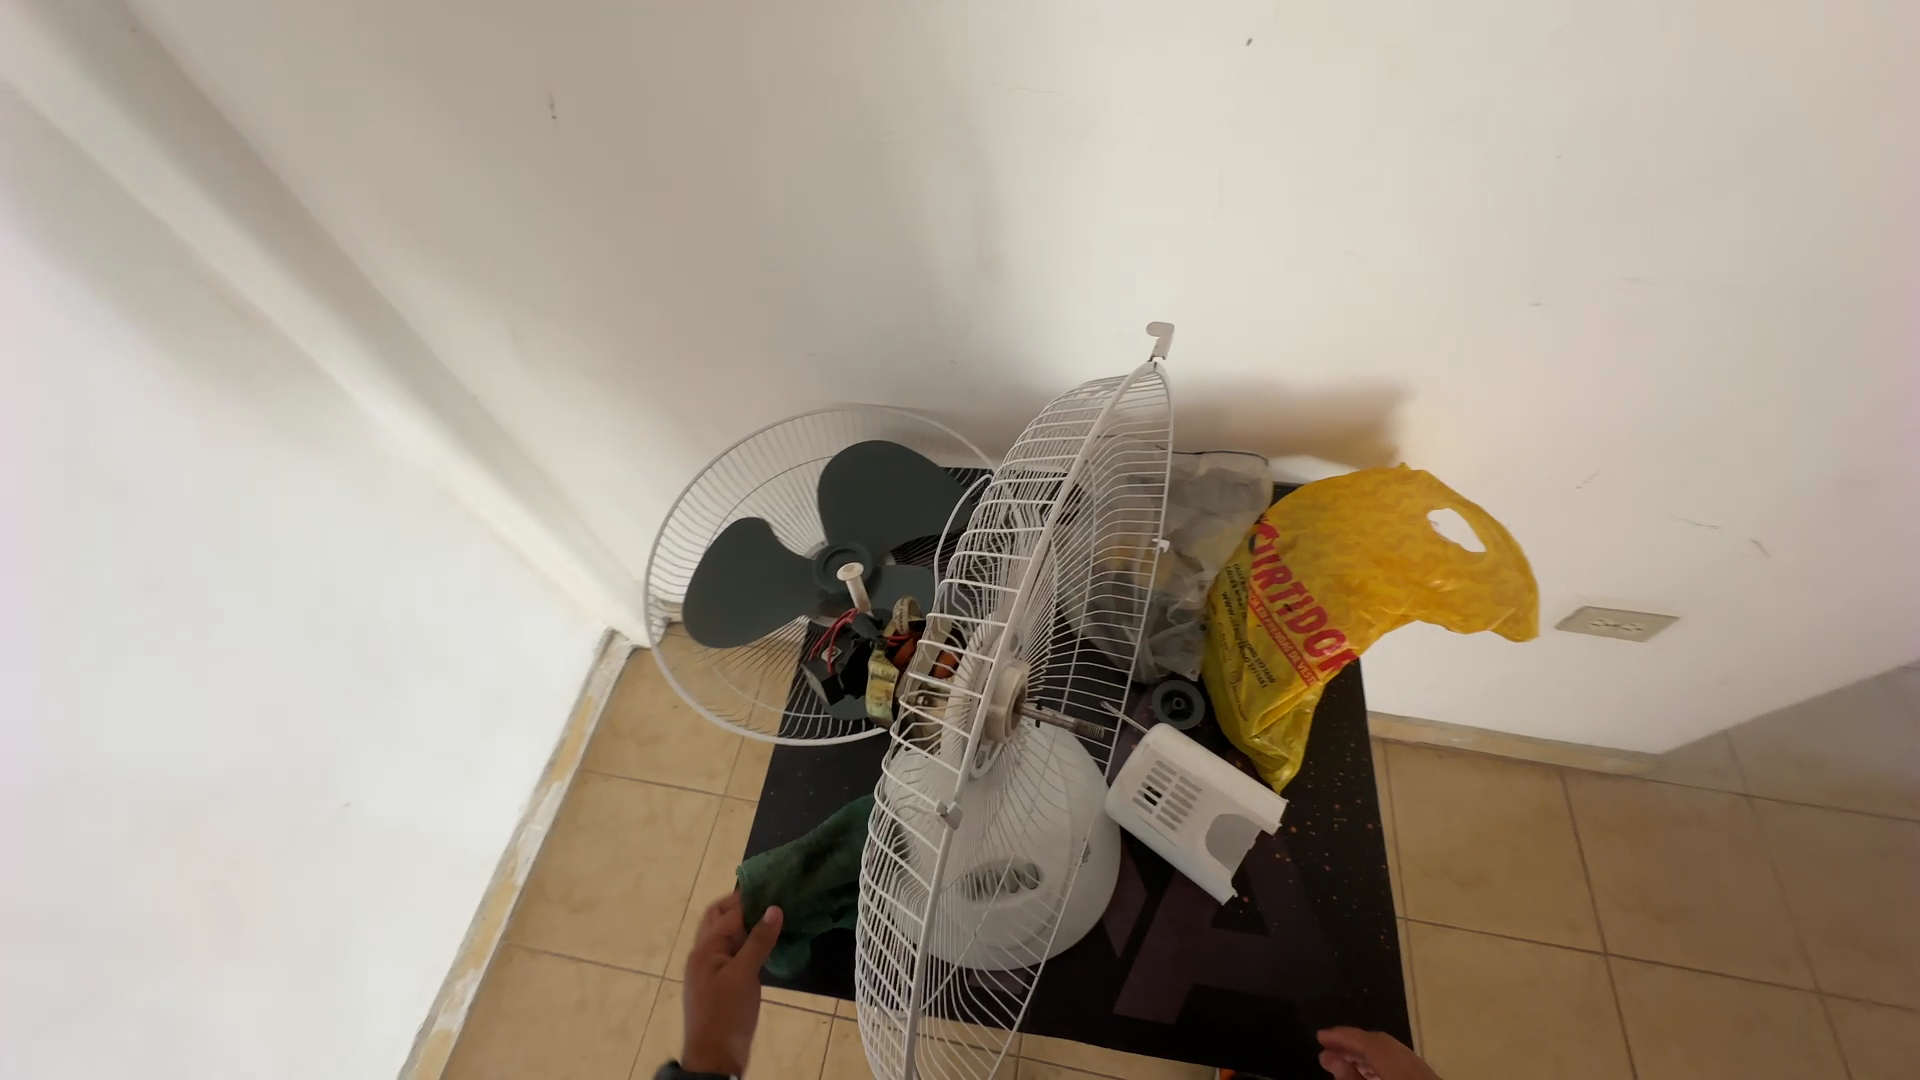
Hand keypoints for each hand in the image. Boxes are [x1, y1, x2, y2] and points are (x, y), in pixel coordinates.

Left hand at [682, 892, 782, 1075]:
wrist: (714, 1060)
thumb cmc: (726, 1015)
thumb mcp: (744, 975)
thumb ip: (759, 941)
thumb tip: (775, 908)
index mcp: (705, 949)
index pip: (730, 913)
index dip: (753, 899)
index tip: (777, 886)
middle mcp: (704, 954)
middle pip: (719, 917)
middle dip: (742, 905)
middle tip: (770, 898)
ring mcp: (712, 969)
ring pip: (726, 934)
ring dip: (745, 923)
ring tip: (773, 915)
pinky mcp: (722, 982)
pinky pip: (733, 950)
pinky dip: (748, 941)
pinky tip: (767, 942)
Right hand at [1316, 1027, 1441, 1079]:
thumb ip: (1352, 1078)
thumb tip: (1329, 1057)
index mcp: (1402, 1067)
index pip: (1370, 1042)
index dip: (1342, 1035)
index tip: (1319, 1036)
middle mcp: (1417, 1065)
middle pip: (1383, 1044)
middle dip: (1353, 1043)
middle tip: (1328, 1049)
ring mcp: (1428, 1073)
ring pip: (1395, 1054)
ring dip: (1367, 1054)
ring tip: (1343, 1062)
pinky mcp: (1429, 1078)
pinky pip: (1404, 1065)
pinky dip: (1382, 1064)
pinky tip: (1368, 1073)